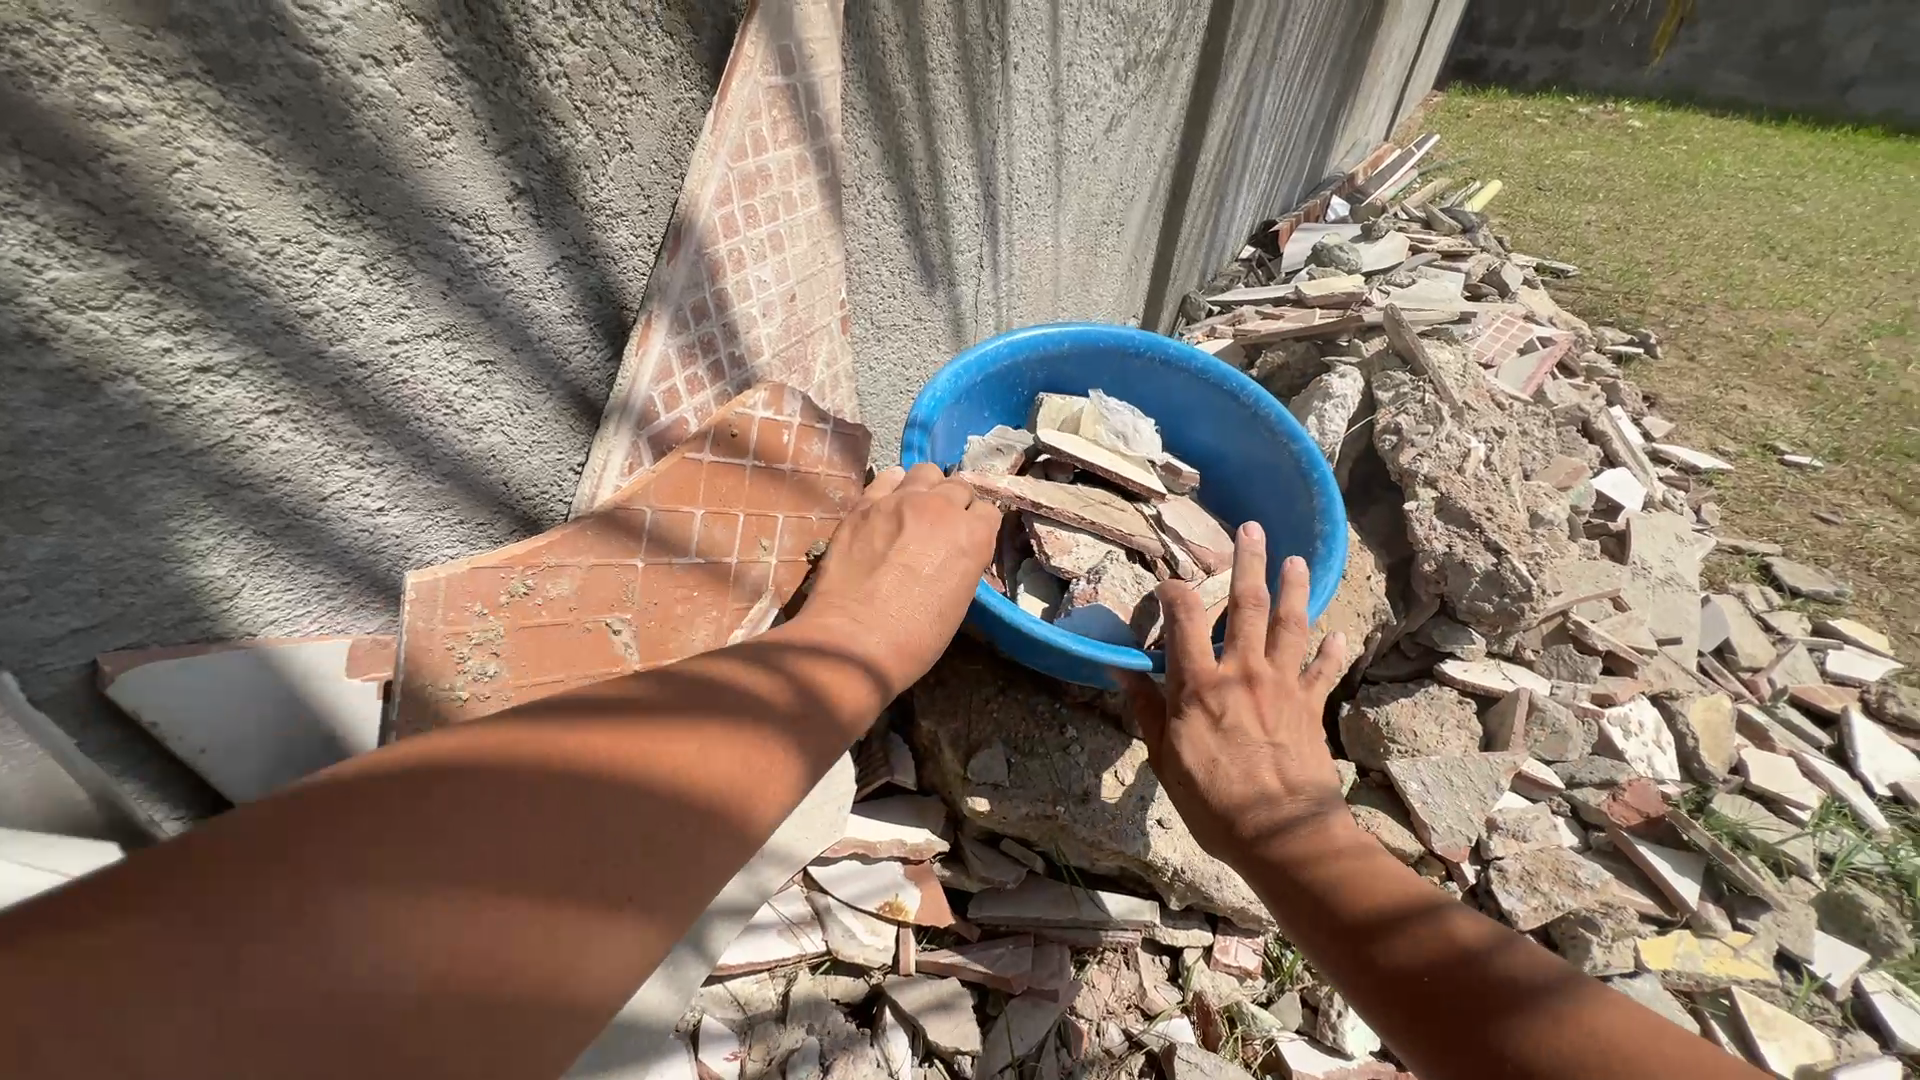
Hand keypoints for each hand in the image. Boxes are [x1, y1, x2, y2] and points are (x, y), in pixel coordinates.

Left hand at [797, 463, 1001, 696]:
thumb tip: (952, 552)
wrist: (856, 639)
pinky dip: (893, 486)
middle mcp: (942, 508)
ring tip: (916, 507)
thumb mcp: (959, 600)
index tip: (966, 540)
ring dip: (927, 487)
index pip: (988, 511)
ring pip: (926, 472)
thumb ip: (963, 562)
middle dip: (955, 504)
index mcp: (973, 536)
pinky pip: (887, 477)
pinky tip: (888, 502)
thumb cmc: (917, 637)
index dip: (978, 526)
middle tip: (940, 526)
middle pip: (959, 487)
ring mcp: (901, 500)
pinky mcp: (866, 503)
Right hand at [1119, 523, 1350, 864]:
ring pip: (1289, 624)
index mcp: (1199, 684)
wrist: (1282, 834)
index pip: (1183, 618)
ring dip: (1293, 589)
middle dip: (1248, 562)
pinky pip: (1323, 671)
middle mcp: (1241, 671)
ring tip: (1296, 559)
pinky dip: (1331, 651)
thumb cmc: (1213, 801)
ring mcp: (1281, 685)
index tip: (1168, 583)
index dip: (1174, 592)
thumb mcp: (1164, 758)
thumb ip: (1148, 708)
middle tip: (1252, 529)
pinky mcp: (1310, 706)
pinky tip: (1339, 634)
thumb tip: (1120, 672)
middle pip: (1245, 605)